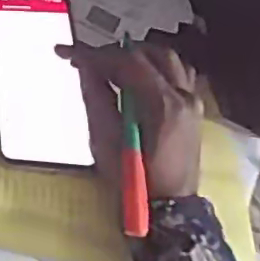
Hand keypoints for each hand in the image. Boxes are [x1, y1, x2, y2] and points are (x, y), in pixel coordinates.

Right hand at [56, 41, 203, 199]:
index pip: (126, 62)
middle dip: (112, 53)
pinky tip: (137, 78)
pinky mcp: (193, 109)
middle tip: (85, 62)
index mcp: (162, 104)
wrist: (170, 208)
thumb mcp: (106, 140)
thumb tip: (86, 67)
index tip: (66, 53)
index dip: (93, 54)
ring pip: (166, 59)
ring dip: (135, 56)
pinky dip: (154, 67)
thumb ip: (97, 98)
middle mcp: (183, 96)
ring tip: (109, 66)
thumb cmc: (134, 179)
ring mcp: (193, 101)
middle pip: (147, 55)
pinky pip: (177, 73)